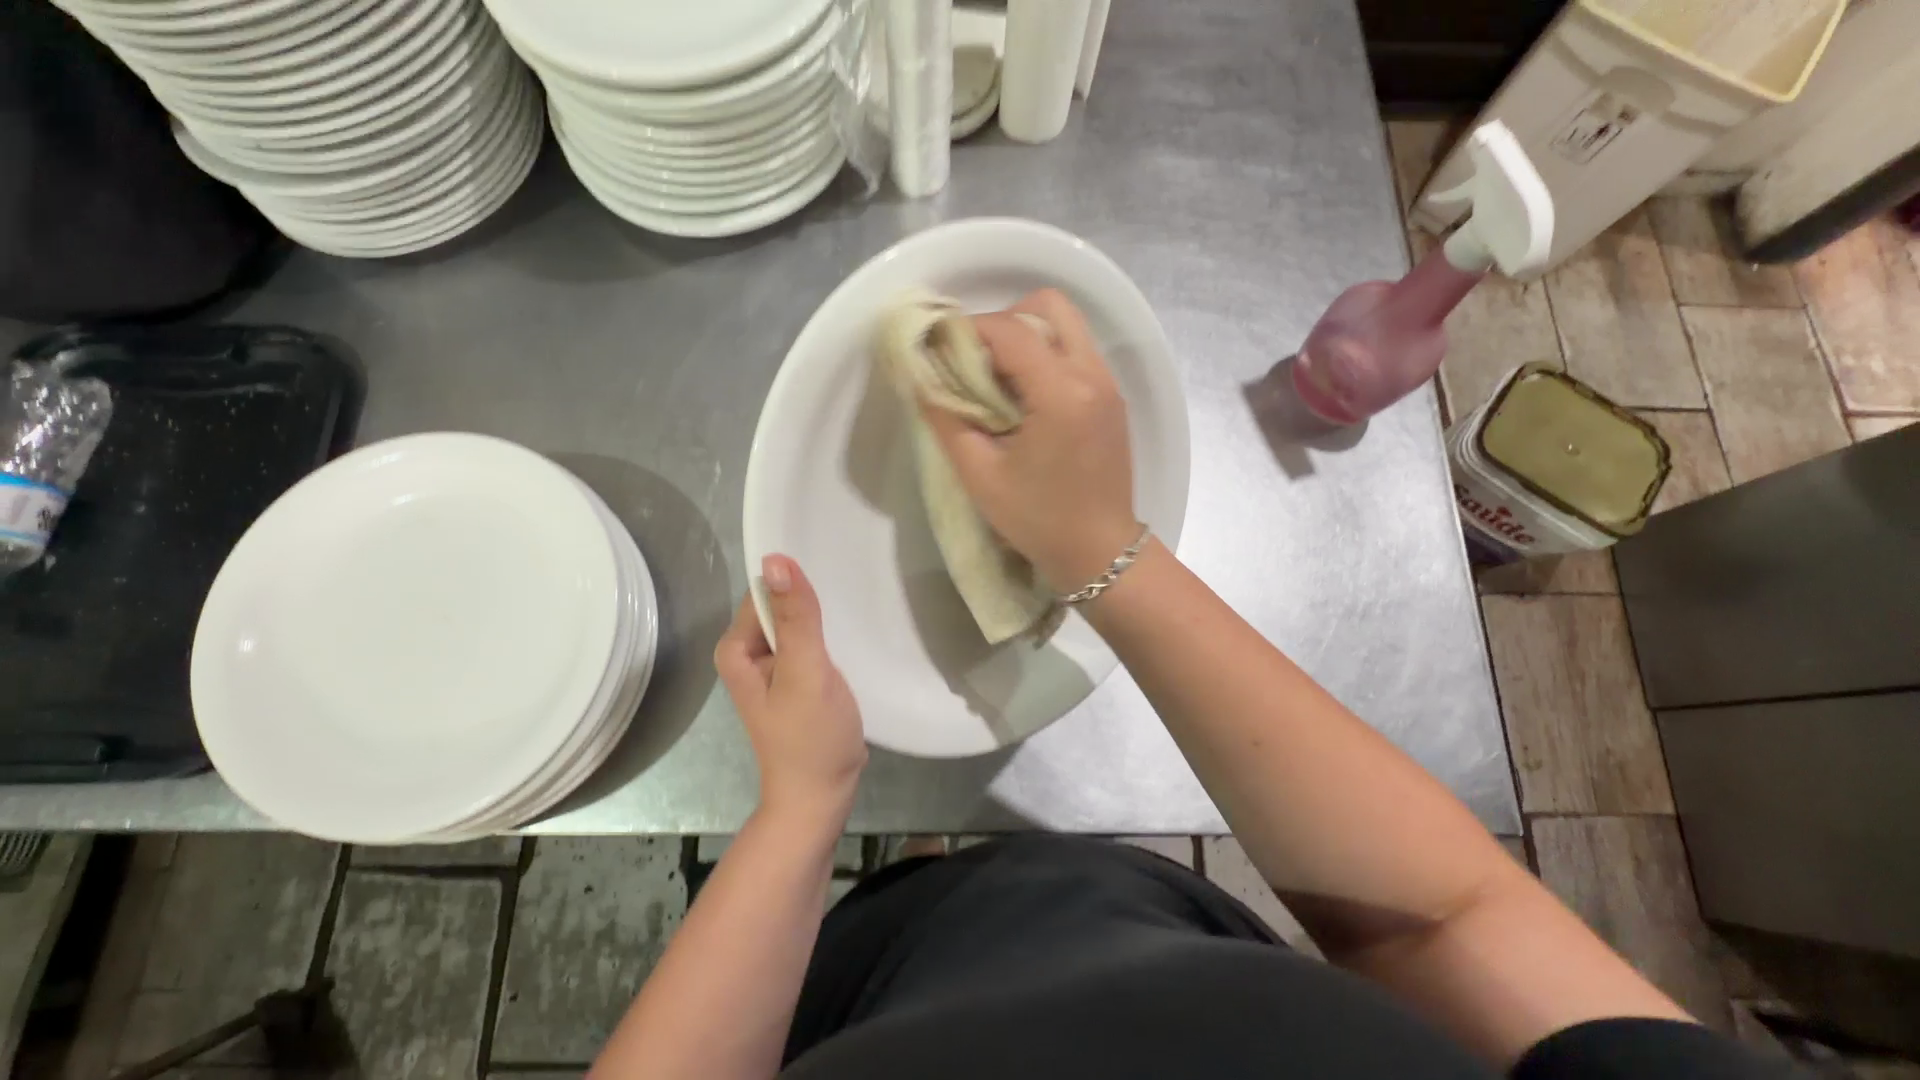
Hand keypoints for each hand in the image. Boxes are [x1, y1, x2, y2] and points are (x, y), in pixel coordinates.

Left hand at [714, 554, 866, 820]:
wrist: (821, 796)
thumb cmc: (810, 737)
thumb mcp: (806, 671)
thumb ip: (795, 616)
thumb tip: (775, 558)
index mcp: (737, 649)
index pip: (766, 593)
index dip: (797, 588)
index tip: (830, 596)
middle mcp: (747, 654)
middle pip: (782, 606)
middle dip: (811, 606)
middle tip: (849, 612)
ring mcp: (771, 668)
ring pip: (798, 625)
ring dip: (822, 623)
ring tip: (853, 625)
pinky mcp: (794, 680)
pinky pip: (808, 645)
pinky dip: (827, 642)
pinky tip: (848, 645)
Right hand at [919, 288, 1139, 591]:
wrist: (1100, 552)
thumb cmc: (1038, 520)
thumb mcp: (980, 474)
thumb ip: (947, 418)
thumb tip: (922, 377)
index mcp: (1062, 393)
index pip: (1008, 330)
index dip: (966, 330)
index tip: (937, 349)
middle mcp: (1092, 375)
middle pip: (1048, 306)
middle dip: (1004, 321)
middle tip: (975, 360)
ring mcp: (1108, 385)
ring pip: (1065, 325)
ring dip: (1026, 338)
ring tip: (996, 380)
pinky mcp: (1112, 398)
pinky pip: (1076, 352)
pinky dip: (1045, 357)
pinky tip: (1022, 398)